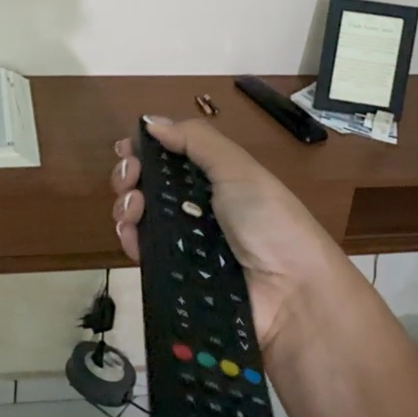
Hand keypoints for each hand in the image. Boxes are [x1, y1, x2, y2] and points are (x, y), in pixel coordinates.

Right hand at [110, 116, 348, 349]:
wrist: (291, 294)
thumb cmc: (268, 220)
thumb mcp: (237, 168)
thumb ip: (196, 140)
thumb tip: (152, 121)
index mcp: (216, 178)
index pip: (170, 157)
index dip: (146, 150)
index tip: (127, 148)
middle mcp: (198, 207)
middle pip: (149, 185)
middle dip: (130, 175)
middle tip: (131, 177)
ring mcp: (185, 243)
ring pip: (141, 218)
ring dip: (126, 205)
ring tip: (133, 209)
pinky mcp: (176, 276)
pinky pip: (144, 253)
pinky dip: (131, 240)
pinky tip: (131, 235)